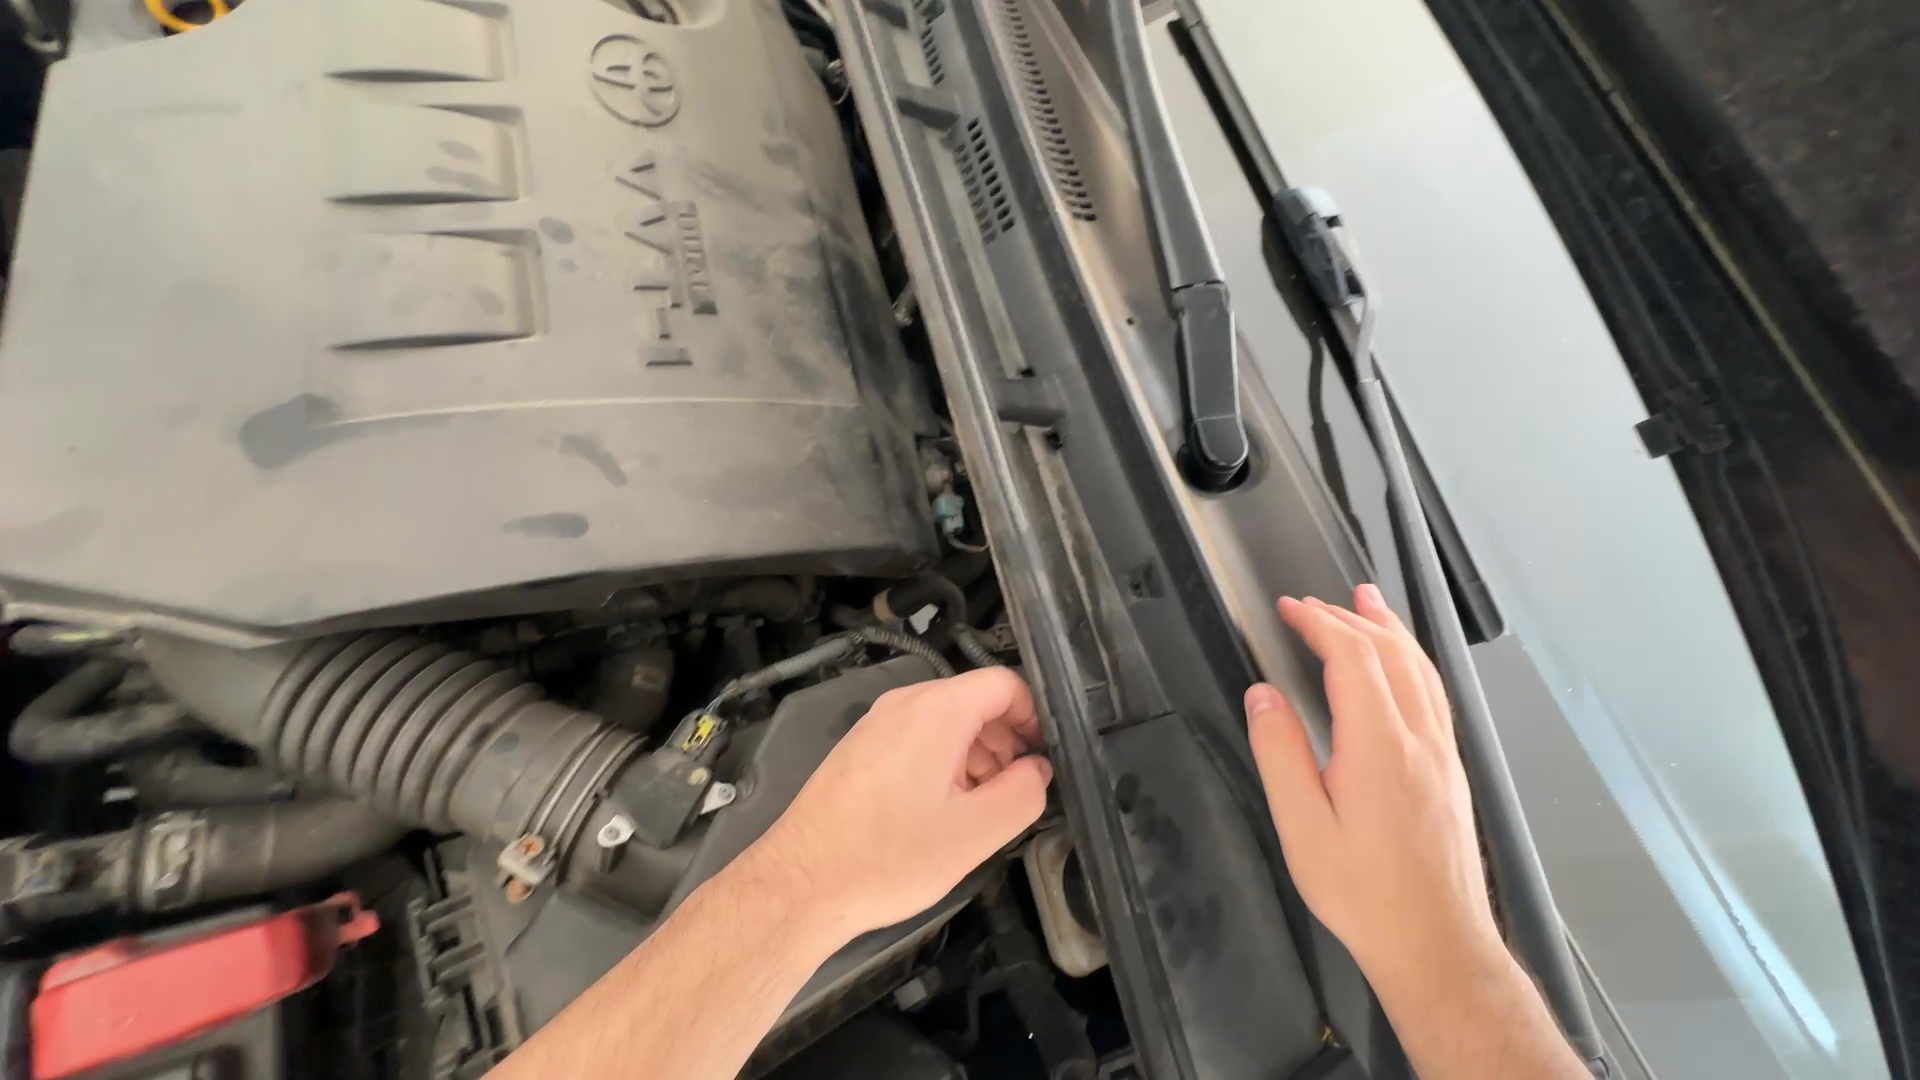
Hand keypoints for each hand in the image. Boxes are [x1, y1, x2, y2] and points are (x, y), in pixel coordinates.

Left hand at [750, 667, 1053, 942]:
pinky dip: (945, 764)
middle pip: (976, 702)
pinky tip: (944, 812)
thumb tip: (1039, 770)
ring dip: (977, 757)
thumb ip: (1024, 793)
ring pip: (948, 723)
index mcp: (937, 710)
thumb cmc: (887, 856)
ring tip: (980, 810)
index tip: (1046, 755)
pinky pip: (919, 739)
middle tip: (1017, 791)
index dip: (1035, 716)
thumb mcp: (976, 832)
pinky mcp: (862, 747)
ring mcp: (878, 723)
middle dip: (1006, 742)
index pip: (1005, 683)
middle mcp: (905, 704)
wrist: (803, 882)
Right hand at [1246, 585, 1503, 992]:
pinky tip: (1400, 662)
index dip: (1319, 624)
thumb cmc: (1362, 891)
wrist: (1437, 945)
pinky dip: (1411, 660)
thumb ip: (1280, 752)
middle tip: (1310, 603)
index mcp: (1380, 747)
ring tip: (1367, 602)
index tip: (1288, 609)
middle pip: (1391, 654)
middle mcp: (1420, 740)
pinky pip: (1433, 694)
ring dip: (1389, 629)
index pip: (1353, 659)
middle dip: (1348, 618)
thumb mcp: (1301, 825)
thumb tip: (1263, 695)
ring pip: (1421, 670)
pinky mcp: (1450, 770)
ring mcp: (1443, 754)